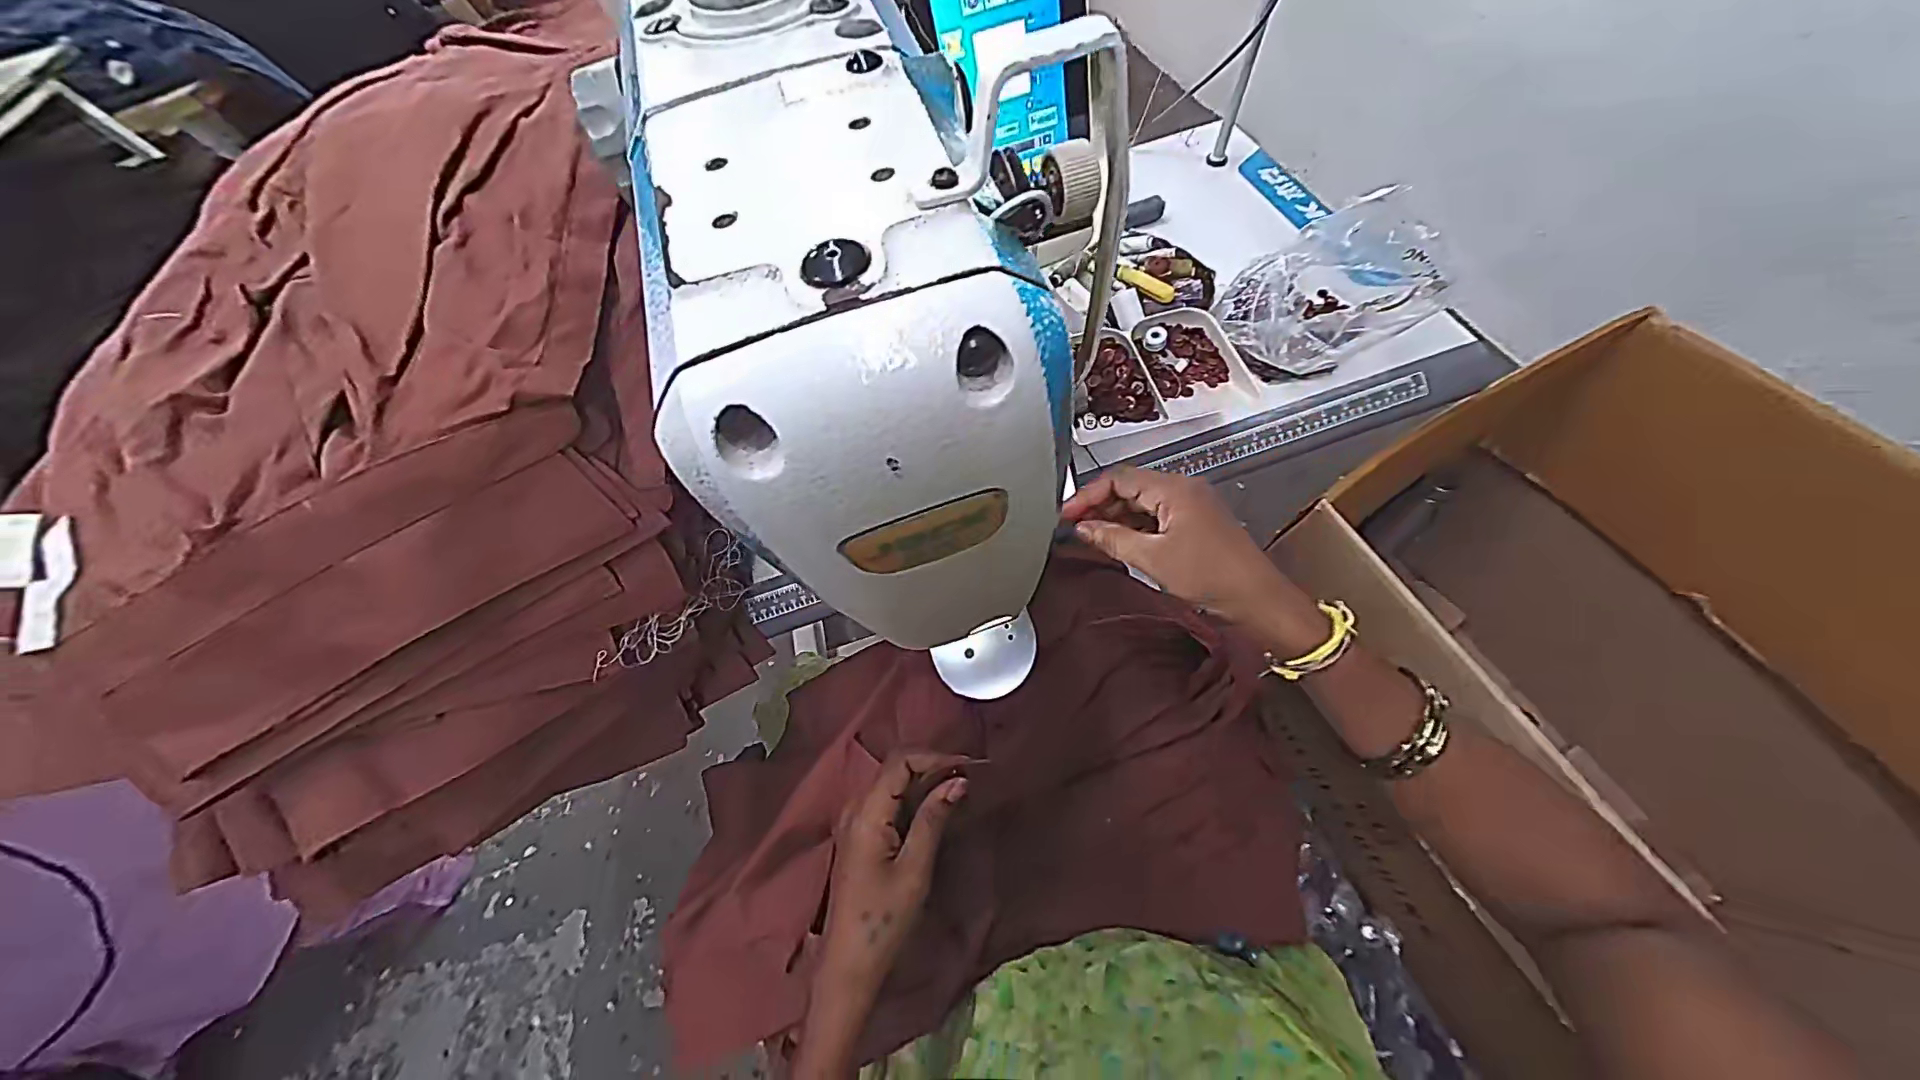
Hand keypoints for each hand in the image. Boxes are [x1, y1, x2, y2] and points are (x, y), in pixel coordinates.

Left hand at [818, 752, 969, 1000]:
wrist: (848, 964)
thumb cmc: (883, 920)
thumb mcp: (915, 869)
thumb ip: (933, 819)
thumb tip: (958, 781)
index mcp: (866, 813)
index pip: (899, 762)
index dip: (934, 757)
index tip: (966, 767)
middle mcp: (855, 808)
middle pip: (894, 768)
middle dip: (931, 765)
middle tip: (967, 776)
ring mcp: (854, 821)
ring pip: (891, 783)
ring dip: (923, 780)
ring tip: (957, 787)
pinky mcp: (859, 834)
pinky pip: (887, 800)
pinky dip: (912, 796)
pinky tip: (935, 805)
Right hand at [1061, 466, 1325, 652]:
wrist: (1258, 599)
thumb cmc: (1216, 577)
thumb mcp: (1152, 559)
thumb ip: (1112, 538)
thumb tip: (1084, 528)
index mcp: (1174, 489)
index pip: (1118, 478)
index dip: (1087, 495)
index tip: (1068, 514)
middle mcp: (1183, 490)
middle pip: (1128, 487)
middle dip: (1099, 505)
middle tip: (1075, 526)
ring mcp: (1190, 506)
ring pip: (1140, 502)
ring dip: (1115, 518)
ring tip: (1093, 538)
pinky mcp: (1194, 523)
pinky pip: (1155, 517)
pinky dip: (1134, 528)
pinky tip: (1120, 544)